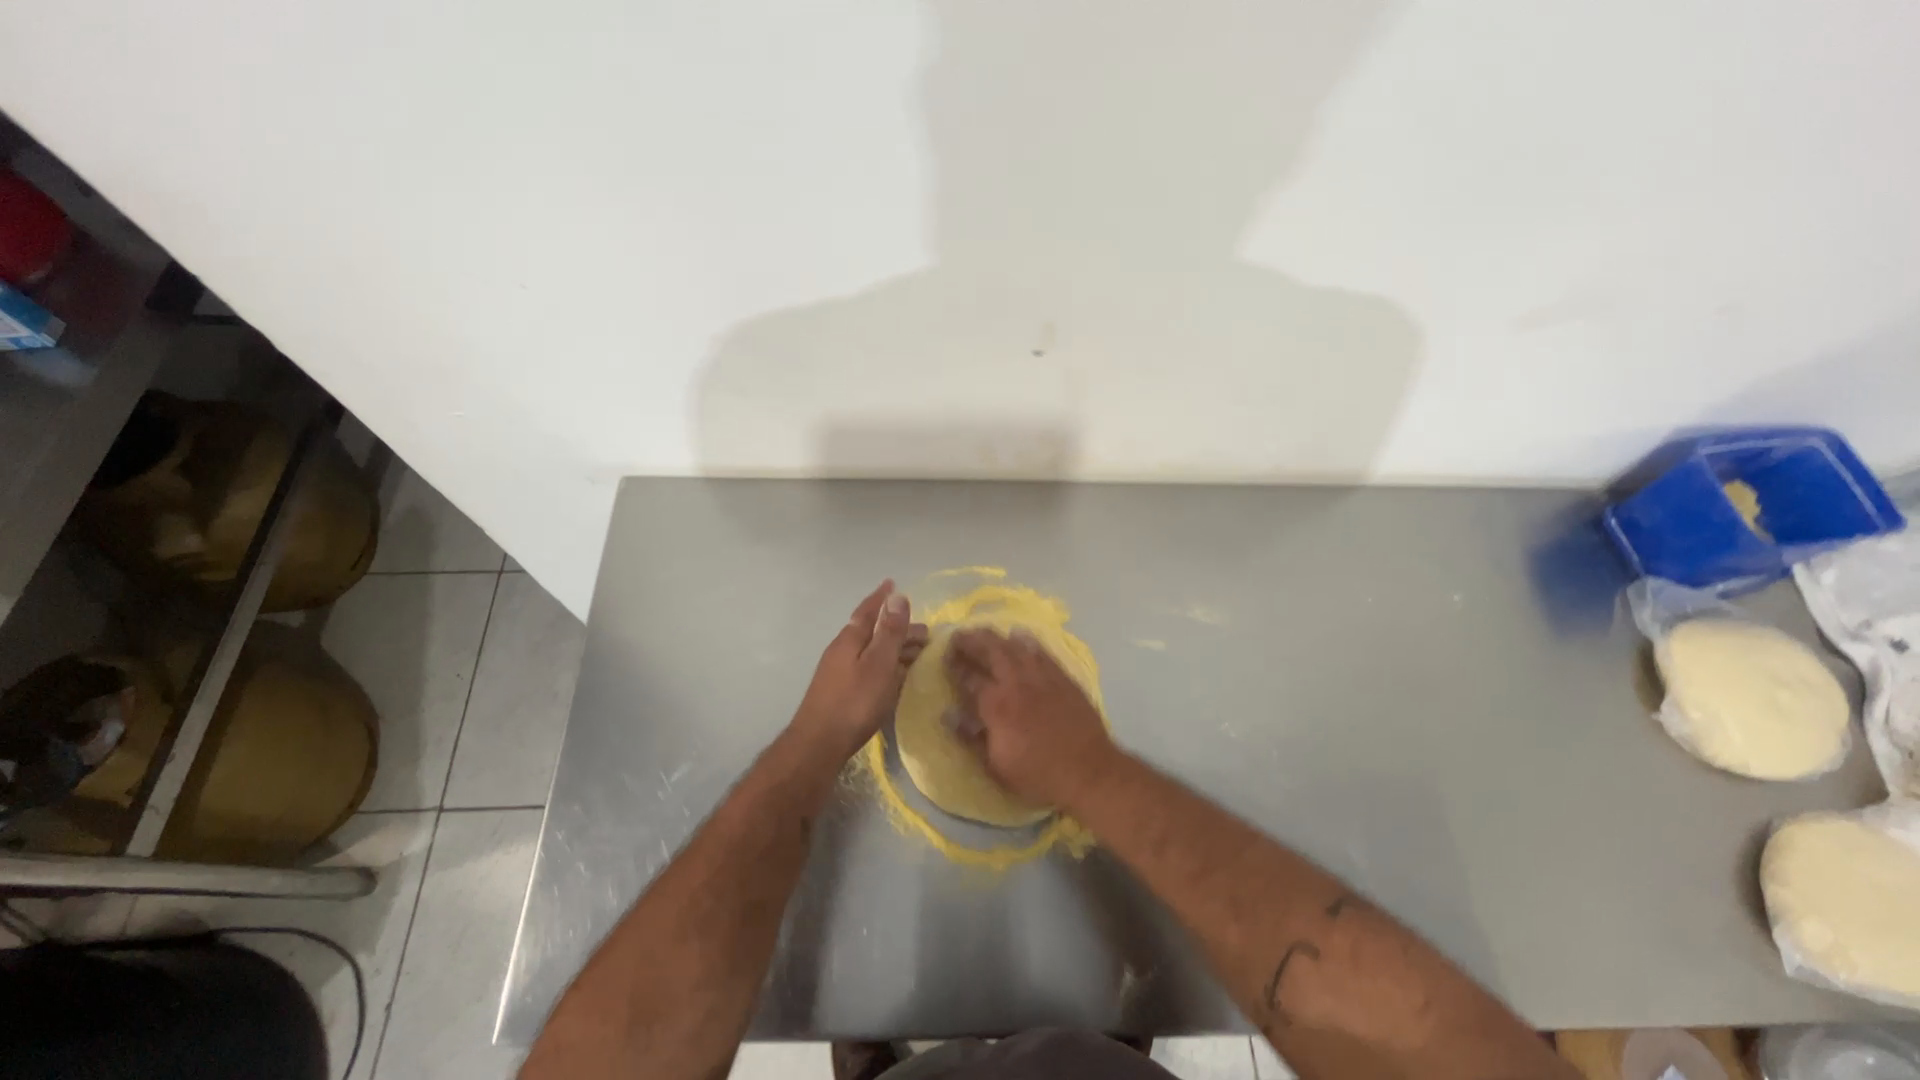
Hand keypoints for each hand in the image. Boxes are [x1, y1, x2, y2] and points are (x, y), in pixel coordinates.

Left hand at [792, 580, 928, 757]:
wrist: (819, 744)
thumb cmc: (853, 702)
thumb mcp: (878, 663)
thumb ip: (889, 632)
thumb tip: (897, 596)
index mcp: (849, 640)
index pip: (868, 611)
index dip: (881, 598)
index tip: (893, 583)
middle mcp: (842, 651)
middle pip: (872, 632)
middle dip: (896, 627)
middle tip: (923, 630)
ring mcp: (839, 673)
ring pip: (871, 652)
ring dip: (893, 648)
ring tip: (916, 652)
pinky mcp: (841, 692)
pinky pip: (869, 668)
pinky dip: (886, 665)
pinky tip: (895, 676)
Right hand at [944, 628, 1117, 807]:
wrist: (1089, 771)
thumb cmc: (1038, 775)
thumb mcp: (996, 765)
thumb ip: (971, 737)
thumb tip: (948, 716)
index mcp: (996, 705)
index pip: (969, 677)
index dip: (954, 665)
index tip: (945, 658)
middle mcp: (1017, 683)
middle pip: (991, 650)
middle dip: (972, 641)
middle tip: (959, 637)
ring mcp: (1043, 677)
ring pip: (1016, 646)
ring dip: (997, 636)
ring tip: (985, 633)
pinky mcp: (1063, 678)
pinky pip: (1042, 651)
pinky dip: (1028, 641)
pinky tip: (1021, 636)